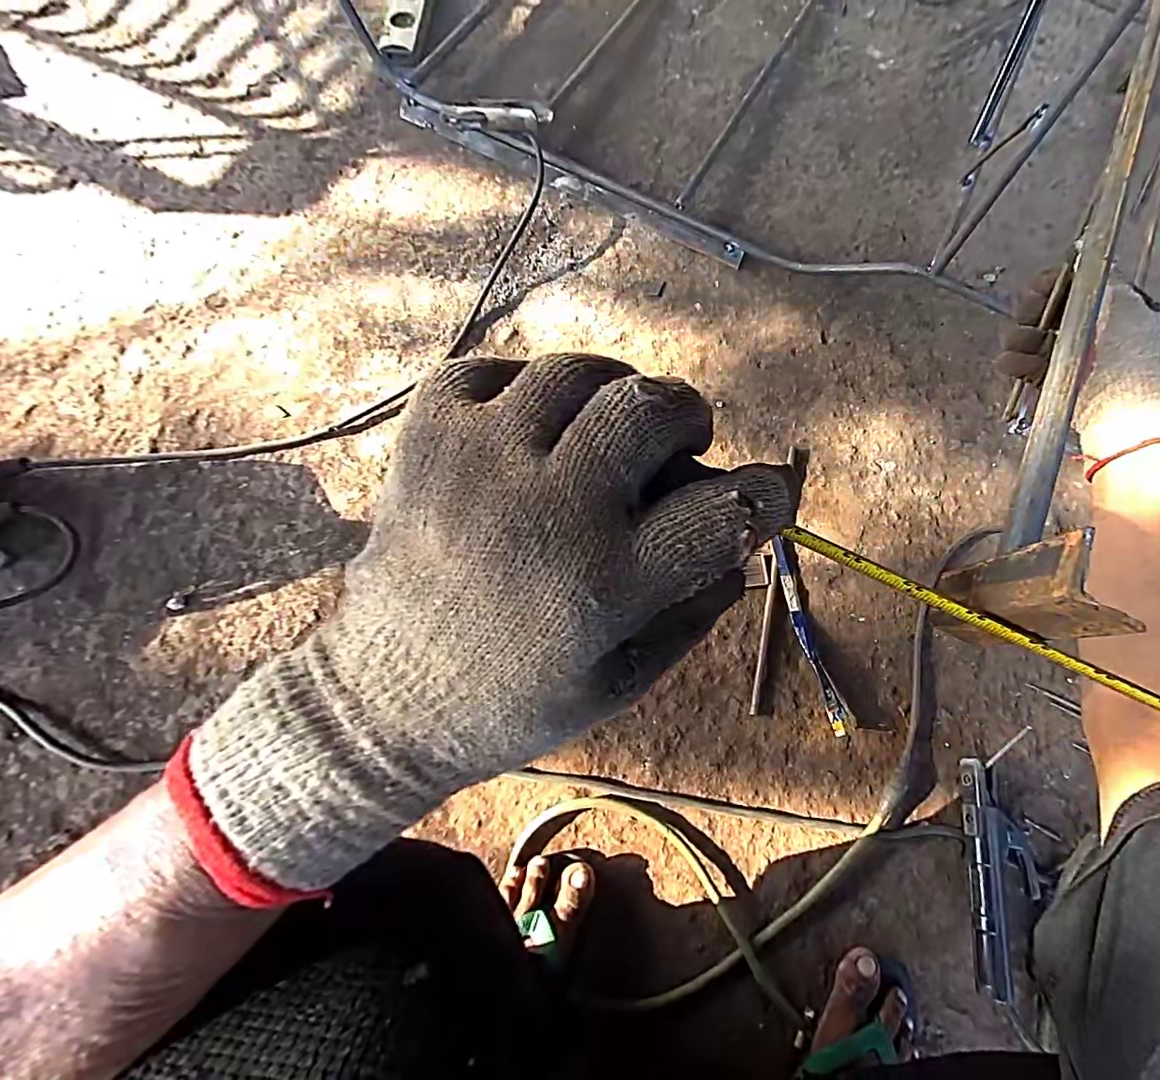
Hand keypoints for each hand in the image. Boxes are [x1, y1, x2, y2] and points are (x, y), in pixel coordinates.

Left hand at [170, 354, 794, 903]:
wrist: (386, 702)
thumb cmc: (519, 701)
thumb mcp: (626, 678)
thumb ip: (698, 605)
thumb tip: (749, 539)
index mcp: (606, 583)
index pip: (726, 510)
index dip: (769, 494)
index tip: (773, 493)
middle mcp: (546, 510)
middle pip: (650, 406)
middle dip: (687, 417)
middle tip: (683, 442)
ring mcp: (479, 463)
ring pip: (579, 372)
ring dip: (614, 397)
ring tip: (605, 437)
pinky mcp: (427, 438)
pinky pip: (499, 371)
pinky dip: (531, 393)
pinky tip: (531, 438)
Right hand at [996, 272, 1159, 464]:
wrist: (1125, 422)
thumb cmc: (1132, 363)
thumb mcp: (1126, 308)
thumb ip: (1103, 281)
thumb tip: (1083, 260)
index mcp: (1121, 310)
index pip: (1079, 286)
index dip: (1055, 285)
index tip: (1040, 291)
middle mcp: (1097, 331)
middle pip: (1050, 311)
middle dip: (1032, 313)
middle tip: (1027, 323)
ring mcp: (1074, 360)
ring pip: (1032, 338)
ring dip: (1018, 339)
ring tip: (1014, 348)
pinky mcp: (1054, 384)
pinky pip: (1026, 366)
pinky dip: (1014, 363)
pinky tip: (1008, 363)